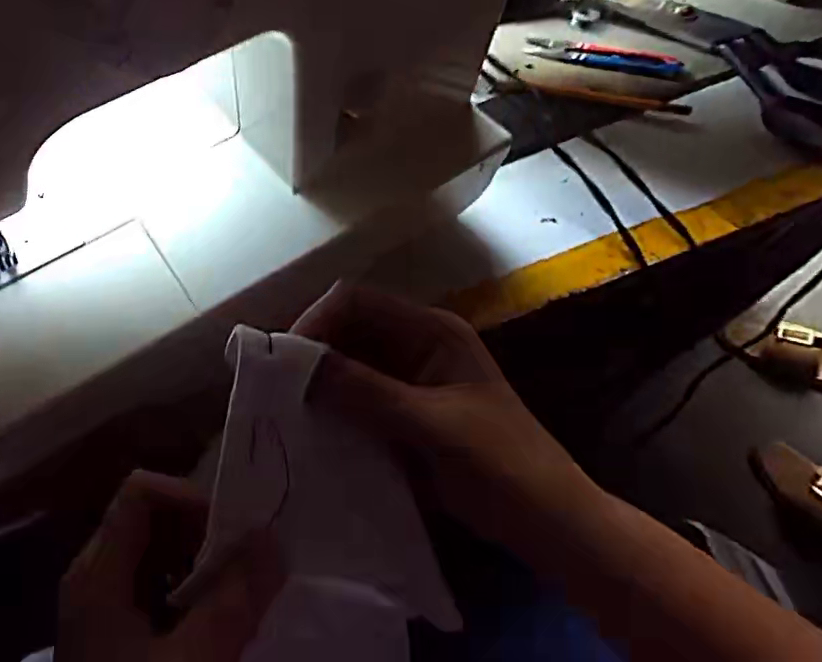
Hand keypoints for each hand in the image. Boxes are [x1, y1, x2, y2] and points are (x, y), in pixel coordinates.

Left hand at [58, 471, 282, 661]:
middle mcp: (93, 578)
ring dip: (199, 560)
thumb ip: (236, 599)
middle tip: (238, 563)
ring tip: (230, 592)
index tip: (225, 535)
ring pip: (155, 548)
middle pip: (151, 515)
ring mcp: (99, 606)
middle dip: (201, 531)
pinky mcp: (110, 633)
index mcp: (97, 575)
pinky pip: (153, 581)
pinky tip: (207, 621)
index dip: (187, 497)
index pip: (141, 491)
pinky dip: (186, 586)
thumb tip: (273, 538)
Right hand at [292, 283, 606, 570]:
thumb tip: (301, 363)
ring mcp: (412, 380)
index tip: (284, 359)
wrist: (547, 518)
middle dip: (314, 352)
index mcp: (431, 329)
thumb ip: (367, 392)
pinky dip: (335, 410)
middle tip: (274, 388)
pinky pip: (360, 400)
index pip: (359, 302)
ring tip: (283, 411)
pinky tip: (311, 432)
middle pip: (351, 331)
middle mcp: (417, 345)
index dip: (318, 320)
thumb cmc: (499, 461)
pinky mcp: (407, 414)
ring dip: (321, 383)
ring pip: (351, 366)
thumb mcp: (431, 424)